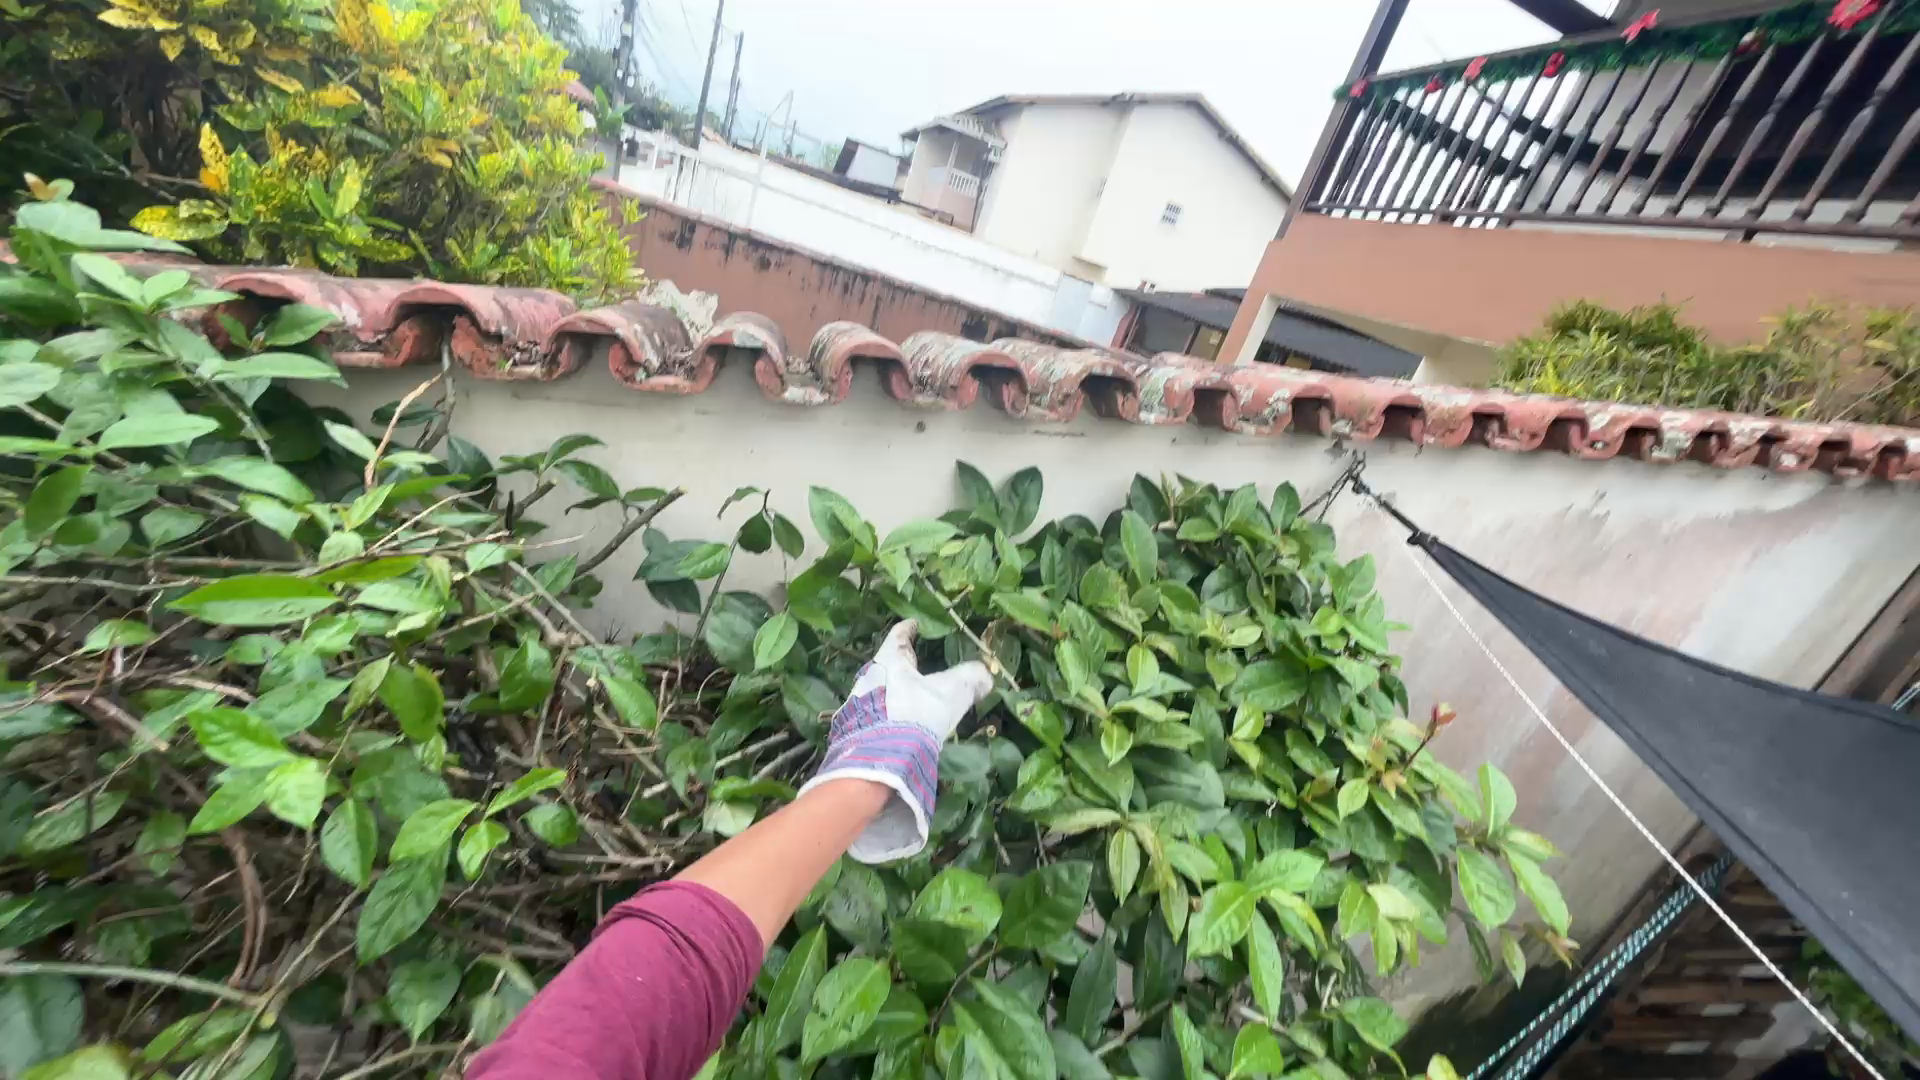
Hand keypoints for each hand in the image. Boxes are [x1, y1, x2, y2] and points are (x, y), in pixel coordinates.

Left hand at [797, 620, 992, 862]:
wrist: (881, 762)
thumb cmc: (916, 713)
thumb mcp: (951, 692)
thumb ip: (970, 679)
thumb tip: (986, 675)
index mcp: (889, 659)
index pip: (899, 634)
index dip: (910, 628)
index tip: (915, 624)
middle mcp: (870, 677)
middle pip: (891, 663)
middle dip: (907, 662)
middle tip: (923, 662)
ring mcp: (862, 705)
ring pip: (886, 689)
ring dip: (901, 690)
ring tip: (920, 696)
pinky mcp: (861, 730)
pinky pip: (883, 713)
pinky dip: (897, 712)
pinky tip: (910, 724)